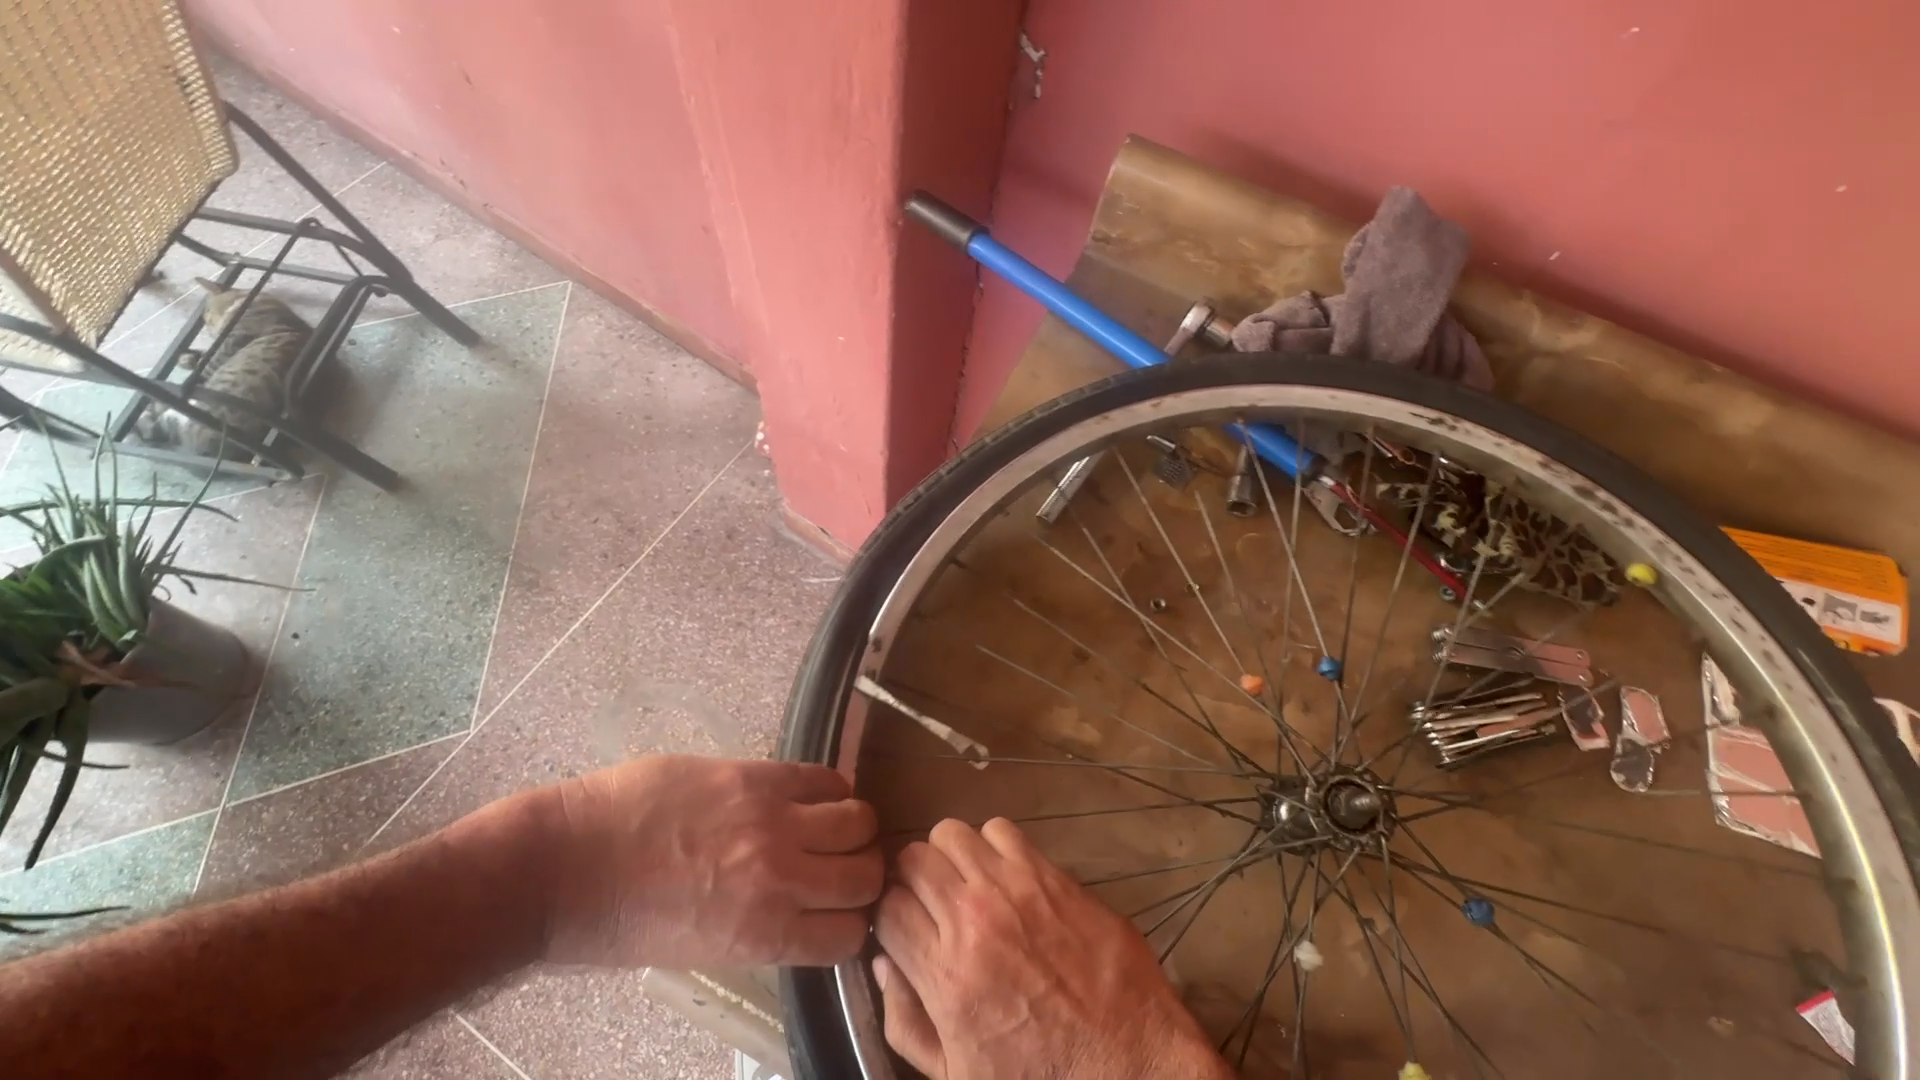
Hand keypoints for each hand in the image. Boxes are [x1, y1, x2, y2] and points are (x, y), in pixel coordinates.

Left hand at [530, 754, 882, 967]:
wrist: (561, 865)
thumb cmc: (615, 924)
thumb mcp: (699, 950)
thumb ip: (760, 930)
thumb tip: (796, 910)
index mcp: (763, 936)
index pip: (850, 933)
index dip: (848, 922)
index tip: (838, 911)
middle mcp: (781, 878)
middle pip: (867, 874)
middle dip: (860, 873)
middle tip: (841, 865)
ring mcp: (771, 820)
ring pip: (857, 819)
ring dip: (851, 826)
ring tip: (828, 825)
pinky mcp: (753, 775)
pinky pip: (823, 776)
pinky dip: (829, 788)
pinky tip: (810, 795)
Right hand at [873, 818, 1233, 1079]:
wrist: (1131, 1067)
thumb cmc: (1038, 1078)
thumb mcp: (955, 1075)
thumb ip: (906, 1021)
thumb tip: (883, 963)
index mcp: (945, 973)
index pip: (887, 906)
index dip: (888, 916)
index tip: (903, 928)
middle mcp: (974, 919)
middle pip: (912, 860)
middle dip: (913, 881)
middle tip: (932, 904)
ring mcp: (1016, 889)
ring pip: (952, 834)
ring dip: (950, 858)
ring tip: (966, 885)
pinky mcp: (1053, 876)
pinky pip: (1002, 830)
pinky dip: (992, 846)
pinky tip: (1004, 875)